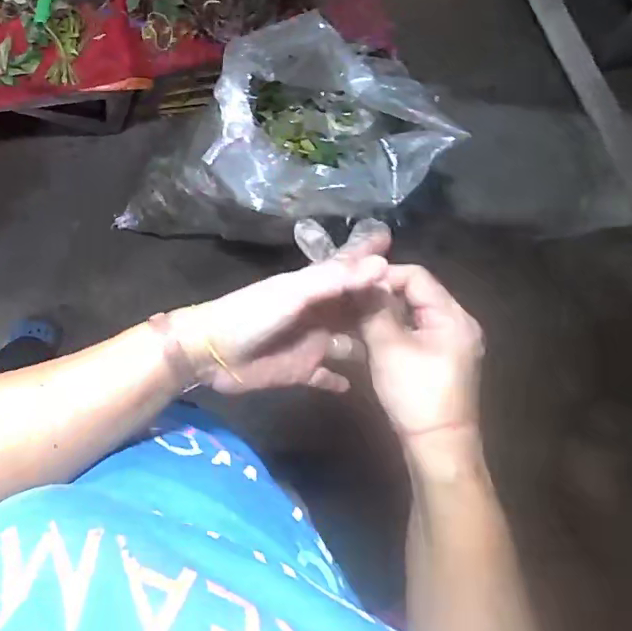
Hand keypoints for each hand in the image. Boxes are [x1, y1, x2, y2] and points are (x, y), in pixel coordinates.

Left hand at [168, 230, 391, 395]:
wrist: (211, 353)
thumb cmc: (250, 316)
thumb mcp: (293, 294)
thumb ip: (334, 280)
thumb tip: (381, 263)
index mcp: (311, 289)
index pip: (346, 269)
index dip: (367, 258)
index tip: (395, 244)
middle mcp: (315, 314)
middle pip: (353, 308)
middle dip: (379, 305)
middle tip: (420, 308)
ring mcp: (309, 344)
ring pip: (348, 342)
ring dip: (369, 344)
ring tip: (405, 350)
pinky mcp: (301, 372)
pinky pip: (327, 376)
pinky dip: (341, 379)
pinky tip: (362, 386)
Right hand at [358, 264, 483, 442]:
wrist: (437, 444)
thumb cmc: (414, 392)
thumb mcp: (387, 346)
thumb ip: (373, 308)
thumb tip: (358, 279)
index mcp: (452, 316)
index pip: (416, 275)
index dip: (382, 275)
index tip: (350, 283)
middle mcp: (457, 322)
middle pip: (415, 290)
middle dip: (380, 291)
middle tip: (347, 297)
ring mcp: (451, 340)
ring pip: (412, 309)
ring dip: (383, 309)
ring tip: (352, 313)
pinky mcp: (441, 355)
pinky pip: (415, 327)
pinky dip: (392, 325)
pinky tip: (367, 332)